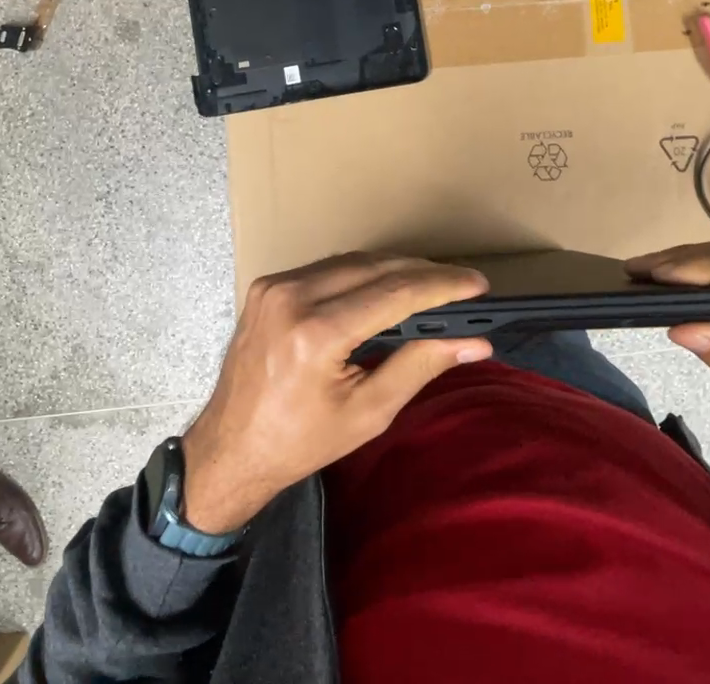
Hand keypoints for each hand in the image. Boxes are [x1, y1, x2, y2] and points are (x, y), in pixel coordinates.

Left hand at [180, 253, 491, 532]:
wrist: (232, 446)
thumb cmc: (300, 441)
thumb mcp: (368, 411)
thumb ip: (420, 366)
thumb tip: (472, 342)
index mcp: (315, 332)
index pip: (393, 292)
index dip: (441, 285)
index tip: (477, 286)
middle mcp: (291, 296)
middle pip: (373, 267)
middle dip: (423, 273)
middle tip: (462, 288)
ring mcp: (273, 287)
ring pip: (350, 262)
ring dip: (393, 270)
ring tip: (432, 287)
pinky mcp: (266, 288)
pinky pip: (325, 269)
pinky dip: (360, 274)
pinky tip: (386, 288)